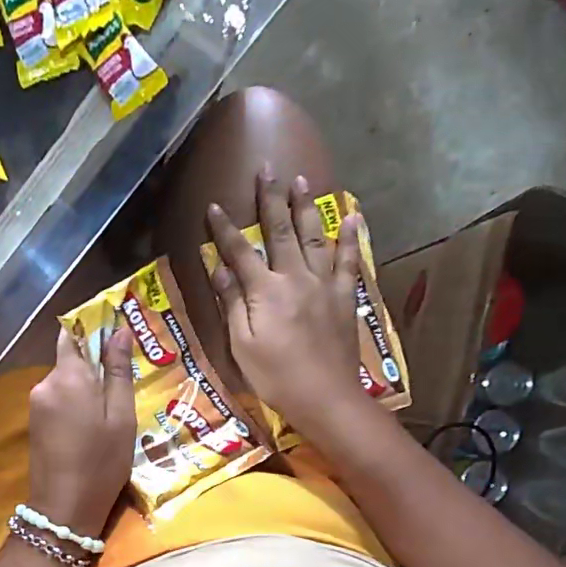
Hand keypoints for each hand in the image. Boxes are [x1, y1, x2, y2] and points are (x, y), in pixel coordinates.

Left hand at [26, 326, 135, 539]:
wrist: (64, 508)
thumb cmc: (102, 461)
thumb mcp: (121, 416)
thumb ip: (119, 371)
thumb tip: (120, 331)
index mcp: (69, 376)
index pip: (73, 334)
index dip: (93, 331)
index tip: (116, 338)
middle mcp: (46, 383)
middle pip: (70, 360)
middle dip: (94, 366)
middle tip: (124, 384)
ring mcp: (36, 404)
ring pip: (65, 382)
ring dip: (86, 389)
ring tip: (112, 410)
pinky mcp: (34, 423)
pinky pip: (58, 400)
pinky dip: (76, 404)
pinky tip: (93, 425)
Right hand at [206, 170, 373, 436]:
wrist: (325, 397)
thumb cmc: (276, 377)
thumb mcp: (242, 345)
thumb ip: (231, 303)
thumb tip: (218, 267)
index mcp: (265, 291)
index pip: (240, 252)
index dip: (225, 230)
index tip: (214, 206)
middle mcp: (295, 278)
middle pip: (280, 232)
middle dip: (271, 200)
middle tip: (267, 169)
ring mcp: (323, 285)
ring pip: (314, 237)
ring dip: (306, 208)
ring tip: (302, 181)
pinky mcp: (344, 297)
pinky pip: (347, 261)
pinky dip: (349, 238)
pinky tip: (351, 216)